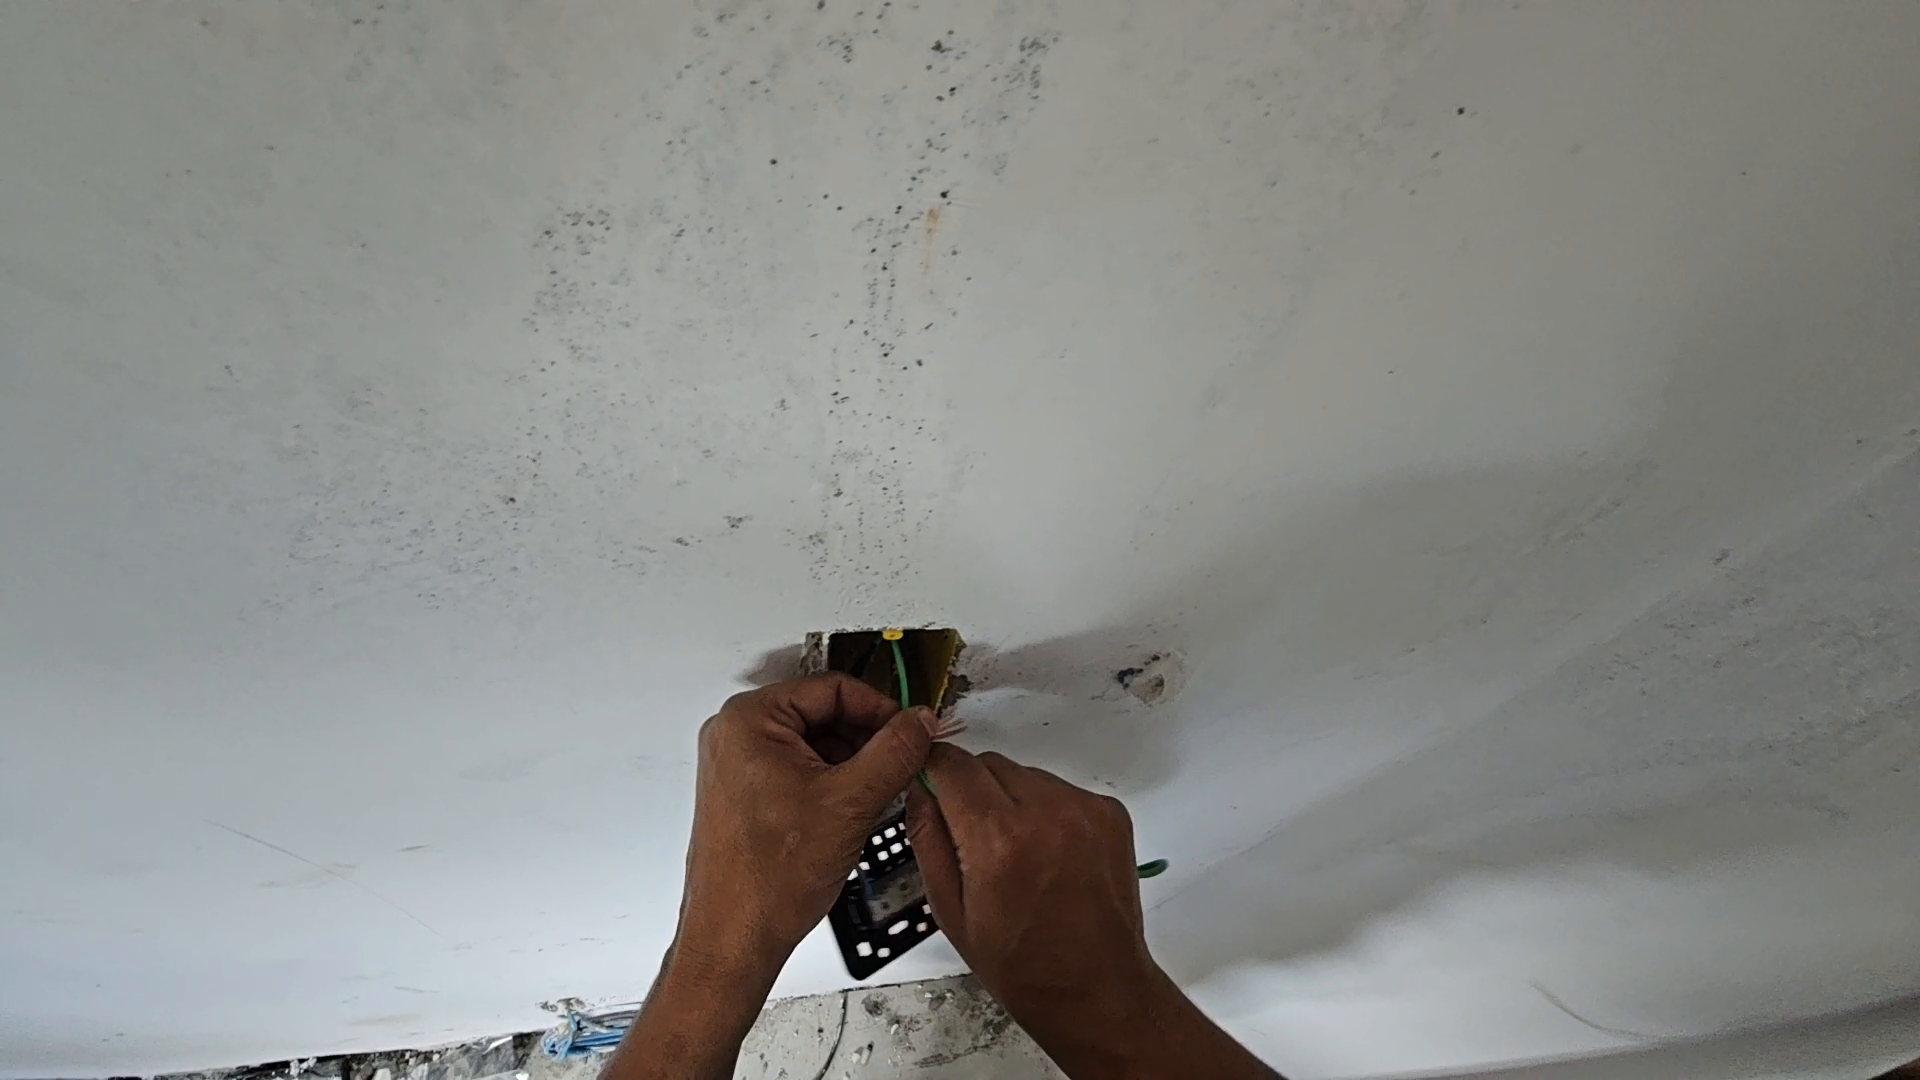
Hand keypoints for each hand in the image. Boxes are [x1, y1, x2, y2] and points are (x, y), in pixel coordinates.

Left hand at [678, 673, 939, 967]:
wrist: (734, 943)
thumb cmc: (765, 882)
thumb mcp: (851, 802)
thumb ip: (896, 752)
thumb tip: (919, 722)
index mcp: (749, 720)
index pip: (834, 688)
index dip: (881, 709)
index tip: (909, 729)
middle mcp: (736, 734)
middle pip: (825, 712)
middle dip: (868, 738)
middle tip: (901, 760)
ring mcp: (739, 763)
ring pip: (817, 740)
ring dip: (855, 760)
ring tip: (880, 789)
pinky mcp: (747, 790)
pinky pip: (802, 765)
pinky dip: (835, 779)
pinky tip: (856, 805)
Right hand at [906, 744, 1278, 1078]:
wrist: (1097, 991)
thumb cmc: (1021, 964)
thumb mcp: (950, 910)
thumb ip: (927, 836)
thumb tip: (918, 787)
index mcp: (997, 839)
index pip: (953, 764)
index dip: (936, 770)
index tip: (932, 782)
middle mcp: (1044, 812)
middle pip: (989, 763)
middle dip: (973, 789)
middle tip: (977, 836)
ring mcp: (1082, 808)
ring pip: (1025, 773)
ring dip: (1012, 798)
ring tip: (1019, 850)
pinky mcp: (1109, 812)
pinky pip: (1061, 788)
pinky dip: (1048, 809)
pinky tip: (1050, 852)